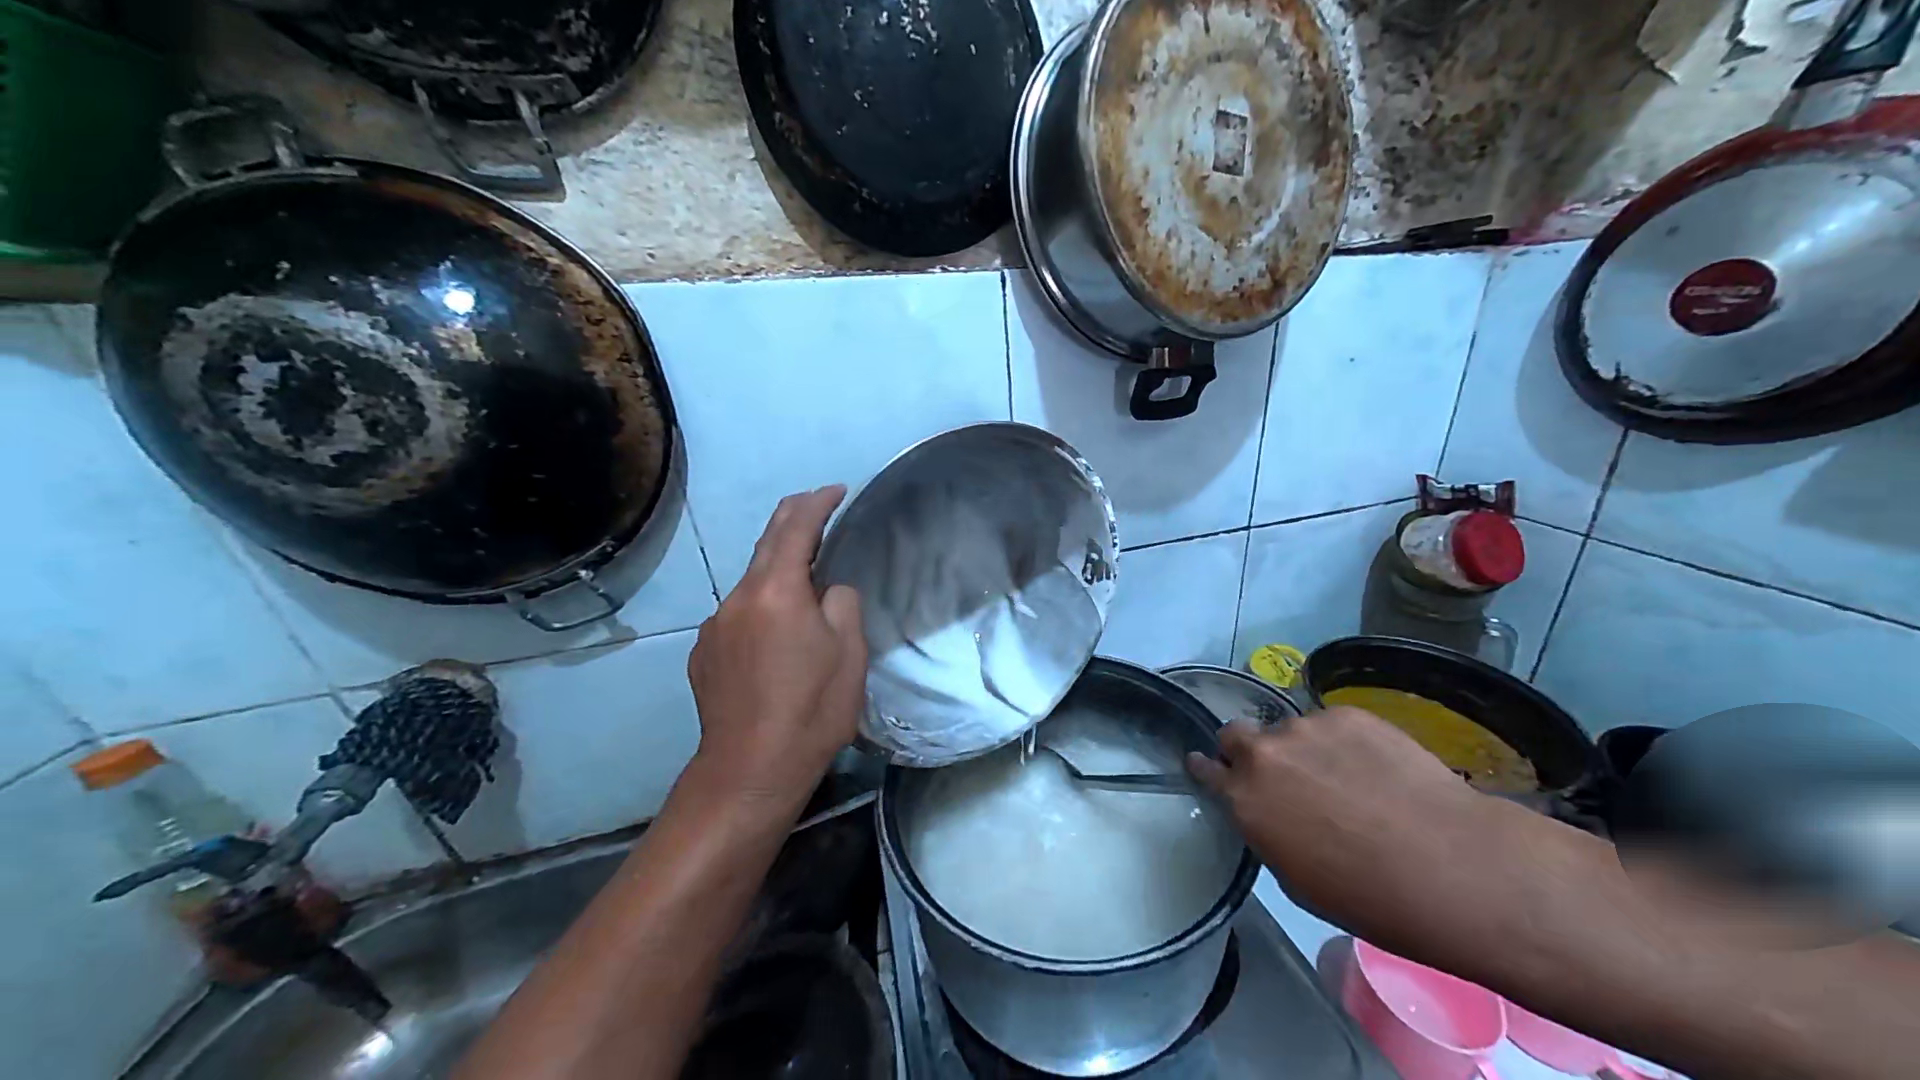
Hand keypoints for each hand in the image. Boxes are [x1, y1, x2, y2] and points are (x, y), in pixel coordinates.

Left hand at [686, 486, 866, 808]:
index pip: (797, 528)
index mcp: (777, 591)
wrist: (751, 769)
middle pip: (766, 543)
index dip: (818, 503)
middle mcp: (738, 598)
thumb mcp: (850, 653)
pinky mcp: (703, 653)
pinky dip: (760, 609)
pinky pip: (737, 616)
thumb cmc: (812, 710)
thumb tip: (827, 590)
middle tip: (818, 506)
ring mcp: (714, 626)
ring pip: (751, 583)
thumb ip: (841, 603)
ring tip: (804, 586)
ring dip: (777, 571)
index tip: (836, 490)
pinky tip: (774, 639)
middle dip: (794, 518)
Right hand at [1187, 706, 1509, 951]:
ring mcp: (1306, 728)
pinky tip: (1377, 769)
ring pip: (1291, 731)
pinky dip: (1345, 743)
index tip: (1209, 767)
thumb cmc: (1370, 898)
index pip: (1205, 769)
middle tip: (1281, 774)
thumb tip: (1273, 812)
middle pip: (1235, 734)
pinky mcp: (1348, 714)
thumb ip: (1267, 830)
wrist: (1453, 866)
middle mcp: (1264, 755)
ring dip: (1304, 750)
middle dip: (1247, 750)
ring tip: (1348, 777)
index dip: (1207, 768)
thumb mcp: (1296, 879)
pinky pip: (1332, 725)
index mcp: (1243, 799)